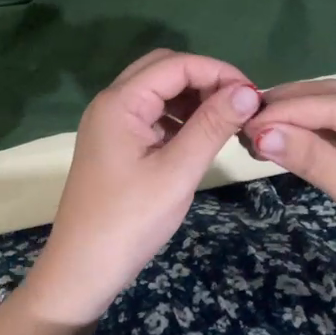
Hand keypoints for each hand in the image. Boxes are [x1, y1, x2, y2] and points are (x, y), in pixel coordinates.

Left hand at [23, 50, 261, 325]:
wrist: (82, 270)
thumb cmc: (130, 221)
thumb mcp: (177, 173)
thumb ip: (211, 126)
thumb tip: (247, 90)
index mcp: (120, 101)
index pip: (176, 64)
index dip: (217, 72)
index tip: (253, 94)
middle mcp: (111, 101)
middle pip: (164, 69)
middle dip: (204, 80)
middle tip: (240, 106)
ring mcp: (110, 122)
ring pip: (157, 90)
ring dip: (191, 98)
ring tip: (226, 122)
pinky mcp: (114, 142)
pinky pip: (151, 114)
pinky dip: (178, 117)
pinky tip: (199, 138)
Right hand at [243, 80, 335, 327]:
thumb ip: (315, 160)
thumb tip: (260, 131)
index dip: (289, 109)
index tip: (244, 119)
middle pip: (335, 99)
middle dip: (289, 109)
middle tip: (242, 123)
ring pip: (335, 115)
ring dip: (296, 122)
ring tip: (254, 133)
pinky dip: (311, 139)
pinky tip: (283, 143)